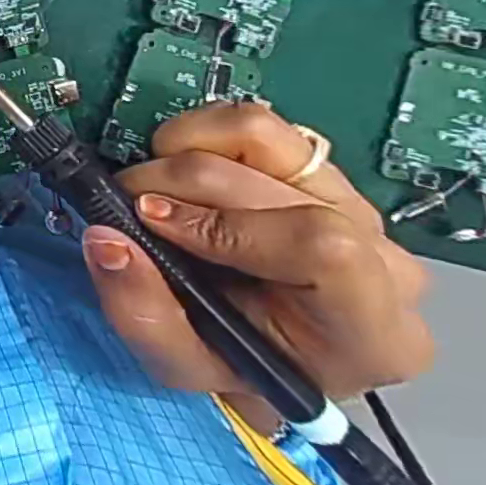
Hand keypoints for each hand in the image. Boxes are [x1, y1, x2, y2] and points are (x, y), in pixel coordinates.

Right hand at [80, 102, 432, 429]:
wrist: (255, 344)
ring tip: (156, 190)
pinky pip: (251, 122)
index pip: (322, 246)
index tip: (152, 222)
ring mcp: (352, 202)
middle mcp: (380, 258)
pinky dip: (194, 135)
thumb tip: (105, 236)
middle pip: (262, 184)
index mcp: (368, 329)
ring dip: (182, 153)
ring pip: (259, 135)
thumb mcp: (177, 363)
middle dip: (170, 185)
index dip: (222, 226)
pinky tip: (180, 174)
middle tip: (128, 208)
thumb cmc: (227, 361)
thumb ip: (139, 310)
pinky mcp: (316, 167)